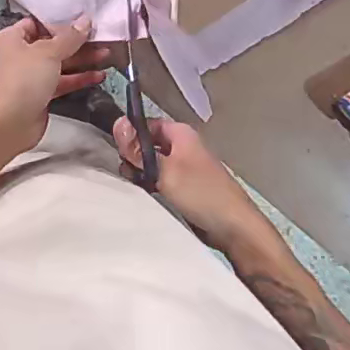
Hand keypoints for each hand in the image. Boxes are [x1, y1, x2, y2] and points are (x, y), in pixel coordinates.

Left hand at [0, 16, 108, 158]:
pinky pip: (61, 82)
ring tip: (107, 53)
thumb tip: (84, 21)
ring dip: (82, 60)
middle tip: (102, 35)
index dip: (59, 20)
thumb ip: (69, 37)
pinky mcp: (39, 95)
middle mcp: (18, 55)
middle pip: (51, 43)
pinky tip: (99, 75)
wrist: (8, 124)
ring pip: (58, 63)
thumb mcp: (48, 52)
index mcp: (11, 38)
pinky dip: (78, 78)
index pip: (37, 22)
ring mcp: (29, 76)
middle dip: (76, 41)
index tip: (84, 17)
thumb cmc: (22, 80)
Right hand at [113, 117, 271, 251]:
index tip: (118, 149)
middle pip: (149, 144)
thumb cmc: (199, 192)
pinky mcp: (185, 186)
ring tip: (135, 185)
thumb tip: (117, 123)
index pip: (147, 124)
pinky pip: (161, 179)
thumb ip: (138, 150)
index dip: (132, 133)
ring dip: (141, 173)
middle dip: (134, 156)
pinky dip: (151, 184)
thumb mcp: (163, 169)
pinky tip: (145, 194)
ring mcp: (185, 167)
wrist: (232, 227)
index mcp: (181, 133)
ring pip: (152, 163)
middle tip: (126, 171)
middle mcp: (183, 146)